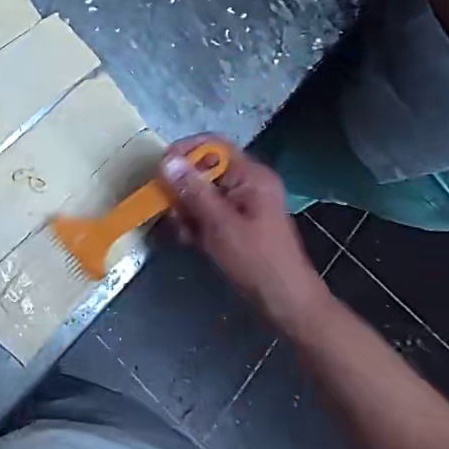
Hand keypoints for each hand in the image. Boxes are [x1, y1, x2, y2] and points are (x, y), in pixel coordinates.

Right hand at [158, 137, 328, 329]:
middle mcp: (246, 182)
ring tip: (181, 230)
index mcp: (251, 176)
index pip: (212, 145)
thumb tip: (166, 160)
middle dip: (181, 187)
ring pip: (200, 190)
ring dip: (184, 207)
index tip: (161, 171)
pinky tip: (188, 239)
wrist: (286, 303)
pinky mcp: (235, 220)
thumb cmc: (256, 261)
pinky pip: (206, 209)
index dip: (184, 151)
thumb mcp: (220, 225)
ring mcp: (241, 202)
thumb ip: (193, 191)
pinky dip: (193, 220)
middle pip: (202, 168)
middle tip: (168, 208)